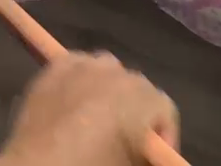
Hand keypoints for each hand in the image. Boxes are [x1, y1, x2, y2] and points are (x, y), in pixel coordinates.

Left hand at [0, 51, 177, 165]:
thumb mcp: (130, 162)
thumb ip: (144, 154)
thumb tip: (142, 150)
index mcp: (140, 98)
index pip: (165, 109)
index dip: (164, 137)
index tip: (152, 158)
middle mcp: (114, 72)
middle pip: (137, 87)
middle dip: (136, 113)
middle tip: (126, 144)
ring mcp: (82, 64)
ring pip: (108, 71)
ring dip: (109, 92)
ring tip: (98, 123)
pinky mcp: (55, 66)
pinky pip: (79, 67)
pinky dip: (82, 82)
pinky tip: (73, 107)